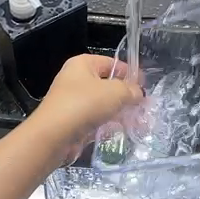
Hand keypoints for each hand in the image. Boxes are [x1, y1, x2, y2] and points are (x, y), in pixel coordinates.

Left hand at [27, 54, 143, 157]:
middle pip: (107, 85)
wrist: (55, 136)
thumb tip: (139, 93)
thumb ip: (131, 90)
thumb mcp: (115, 92)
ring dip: (120, 113)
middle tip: (144, 107)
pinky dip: (108, 125)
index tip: (145, 86)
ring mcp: (73, 102)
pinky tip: (122, 132)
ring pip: (103, 105)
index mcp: (82, 64)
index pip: (111, 63)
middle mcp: (75, 80)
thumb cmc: (84, 105)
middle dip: (126, 96)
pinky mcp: (73, 122)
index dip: (129, 73)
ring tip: (138, 123)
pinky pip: (96, 121)